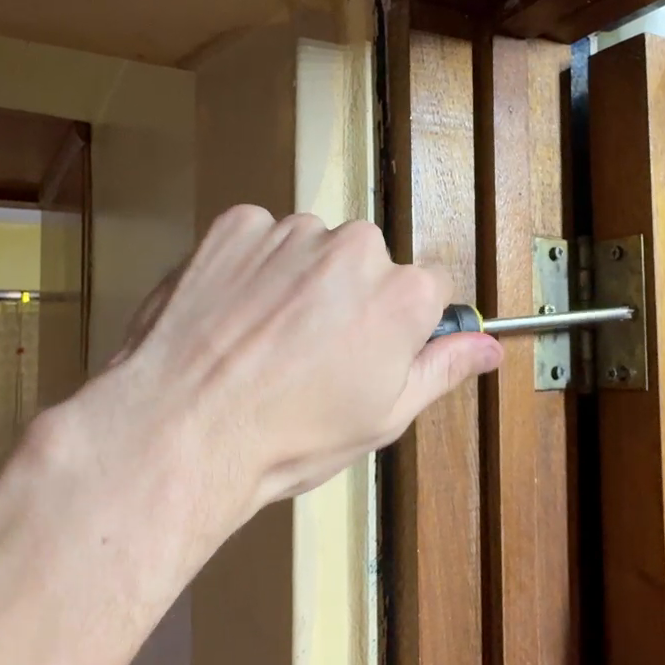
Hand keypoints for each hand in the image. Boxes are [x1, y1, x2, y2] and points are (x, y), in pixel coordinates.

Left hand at [46, 206, 502, 558]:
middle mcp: (353, 249)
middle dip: (351, 299)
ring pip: (314, 249)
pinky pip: (261, 238)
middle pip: (370, 264)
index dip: (405, 323)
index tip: (378, 348)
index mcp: (401, 296)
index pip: (431, 287)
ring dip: (300, 281)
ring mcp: (292, 233)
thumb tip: (485, 347)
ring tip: (266, 341)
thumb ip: (443, 368)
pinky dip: (253, 268)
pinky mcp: (236, 227)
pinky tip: (236, 316)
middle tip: (313, 354)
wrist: (178, 429)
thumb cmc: (282, 437)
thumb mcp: (383, 417)